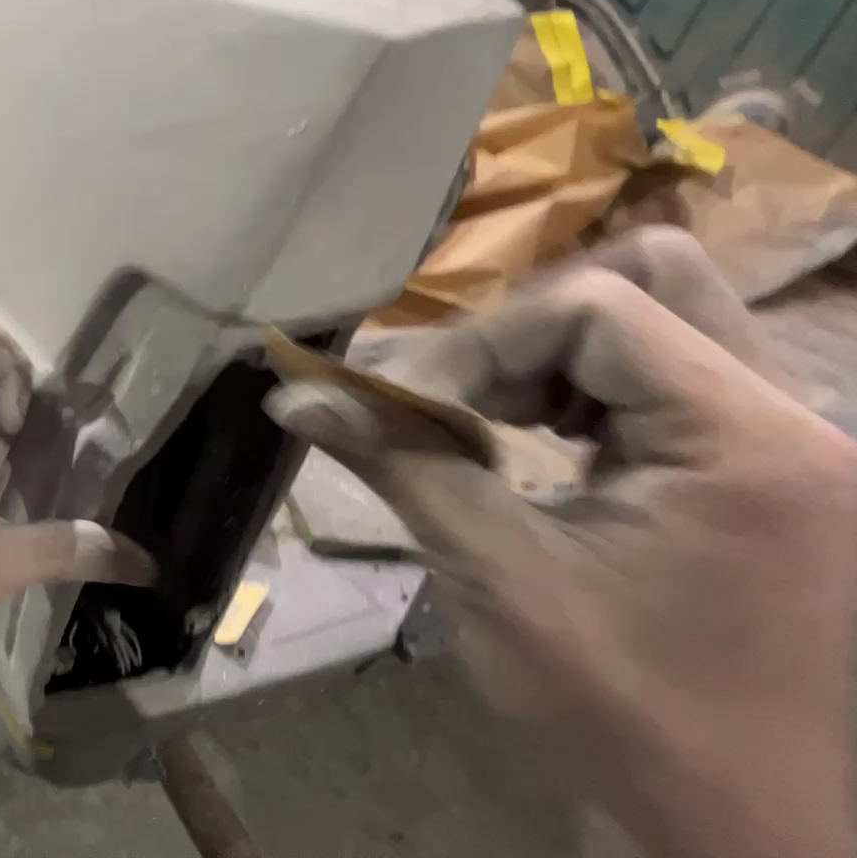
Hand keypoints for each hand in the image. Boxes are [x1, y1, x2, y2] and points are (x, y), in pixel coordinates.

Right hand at [267, 227, 856, 857]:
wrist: (764, 829)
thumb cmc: (633, 715)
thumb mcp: (499, 577)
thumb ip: (399, 463)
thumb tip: (293, 397)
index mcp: (749, 444)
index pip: (596, 308)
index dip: (478, 345)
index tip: (401, 406)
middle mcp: (790, 419)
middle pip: (650, 281)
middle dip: (522, 330)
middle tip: (454, 396)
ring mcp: (784, 442)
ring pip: (657, 318)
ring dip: (543, 356)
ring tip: (477, 419)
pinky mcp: (759, 467)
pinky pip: (661, 374)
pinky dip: (573, 389)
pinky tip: (526, 443)